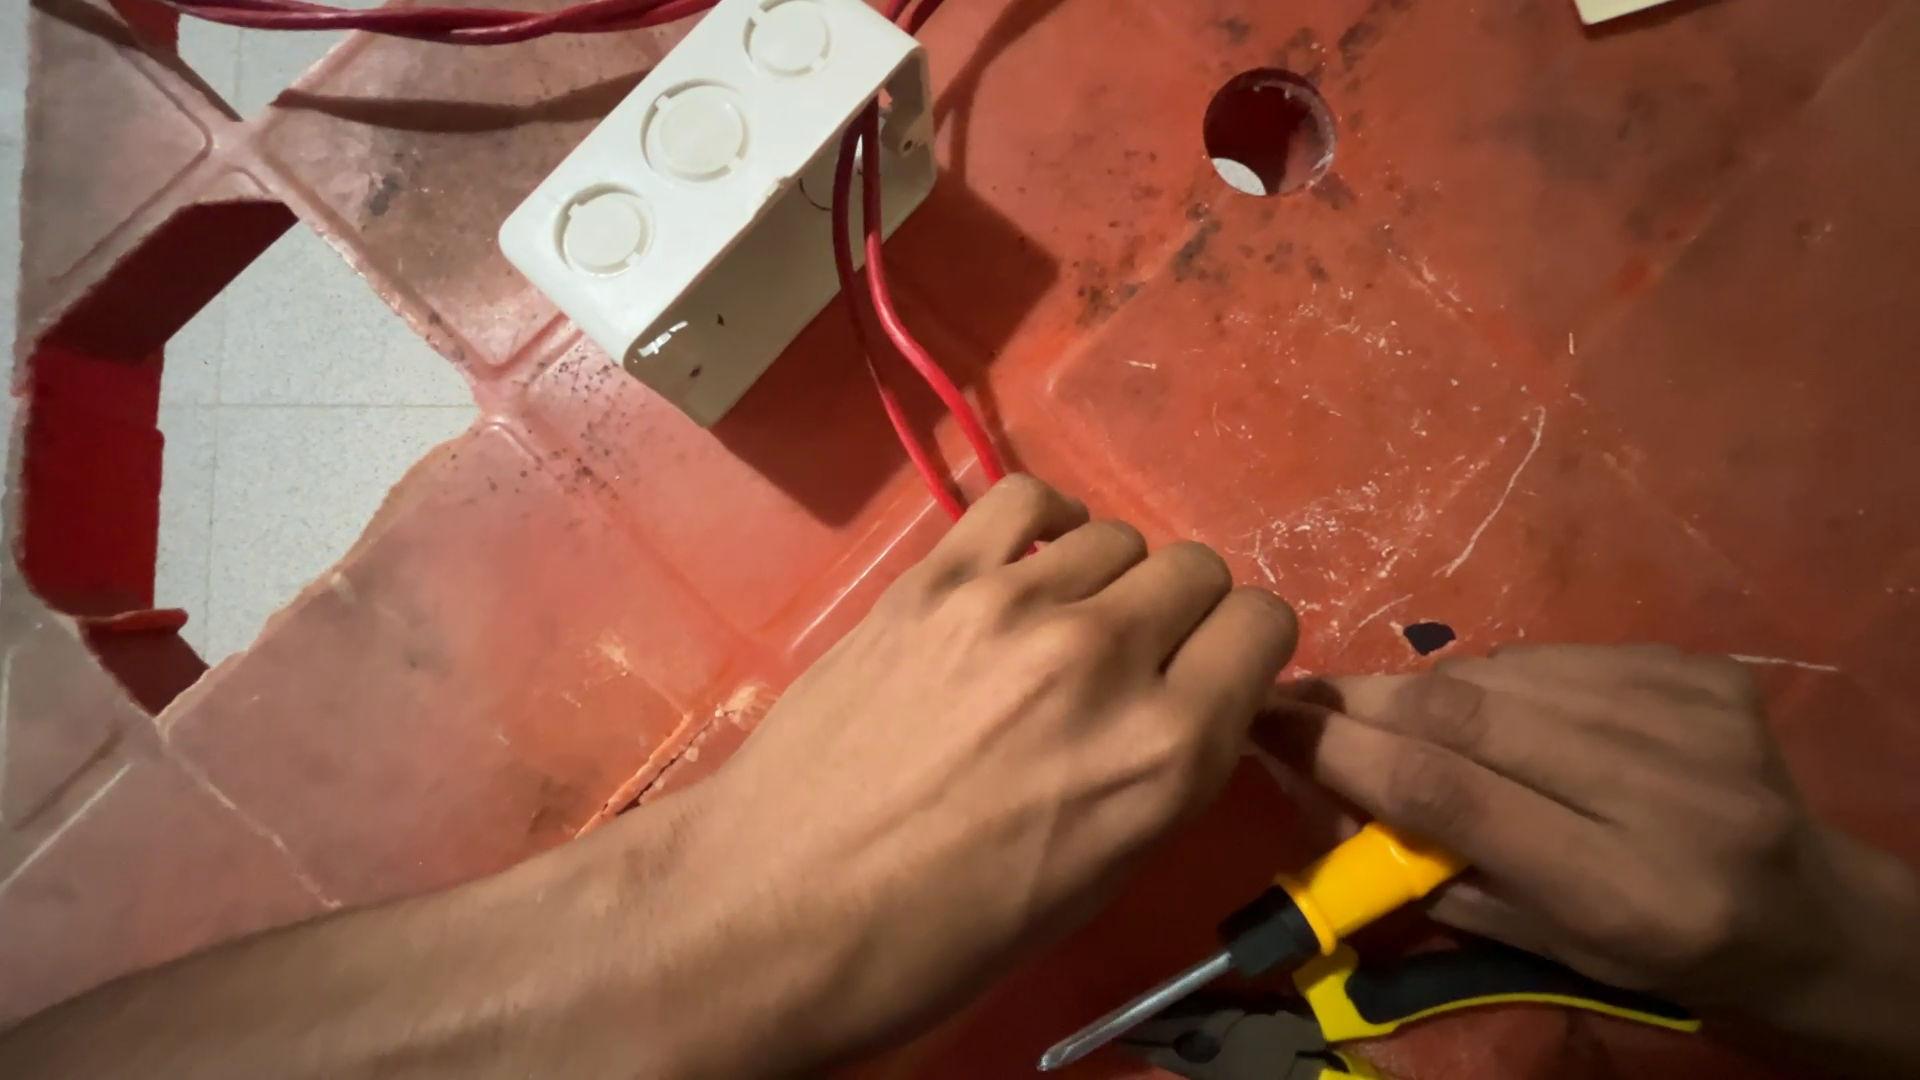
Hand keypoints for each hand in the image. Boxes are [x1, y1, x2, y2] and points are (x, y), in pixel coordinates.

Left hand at [686, 475, 1297, 1067]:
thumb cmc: (947, 925)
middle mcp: (1103, 659)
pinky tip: (1025, 562)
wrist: (782, 900)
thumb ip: (1166, 760)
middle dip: (1182, 608)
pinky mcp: (933, 578)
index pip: (1262, 627)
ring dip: (1109, 576)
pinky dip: (1043, 523)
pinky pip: (1024, 499)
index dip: (1244, 644)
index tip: (1210, 663)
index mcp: (1163, 753)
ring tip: (1062, 618)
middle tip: (1132, 649)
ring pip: (1116, 535)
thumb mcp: (1101, 868)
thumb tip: (1193, 685)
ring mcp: (1010, 605)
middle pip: (1195, 568)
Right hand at [1258, 646, 1860, 1013]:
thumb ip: (1422, 865)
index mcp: (1632, 893)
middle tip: (1299, 696)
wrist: (1828, 922)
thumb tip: (1317, 790)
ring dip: (1421, 693)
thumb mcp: (1536, 943)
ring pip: (1489, 673)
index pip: (1447, 792)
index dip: (1340, 747)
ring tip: (1405, 720)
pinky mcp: (1697, 669)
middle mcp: (1673, 794)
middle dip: (1359, 699)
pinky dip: (1490, 680)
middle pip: (1461, 714)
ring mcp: (1693, 717)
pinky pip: (1537, 656)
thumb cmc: (1662, 958)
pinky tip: (1504, 713)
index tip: (1264, 717)